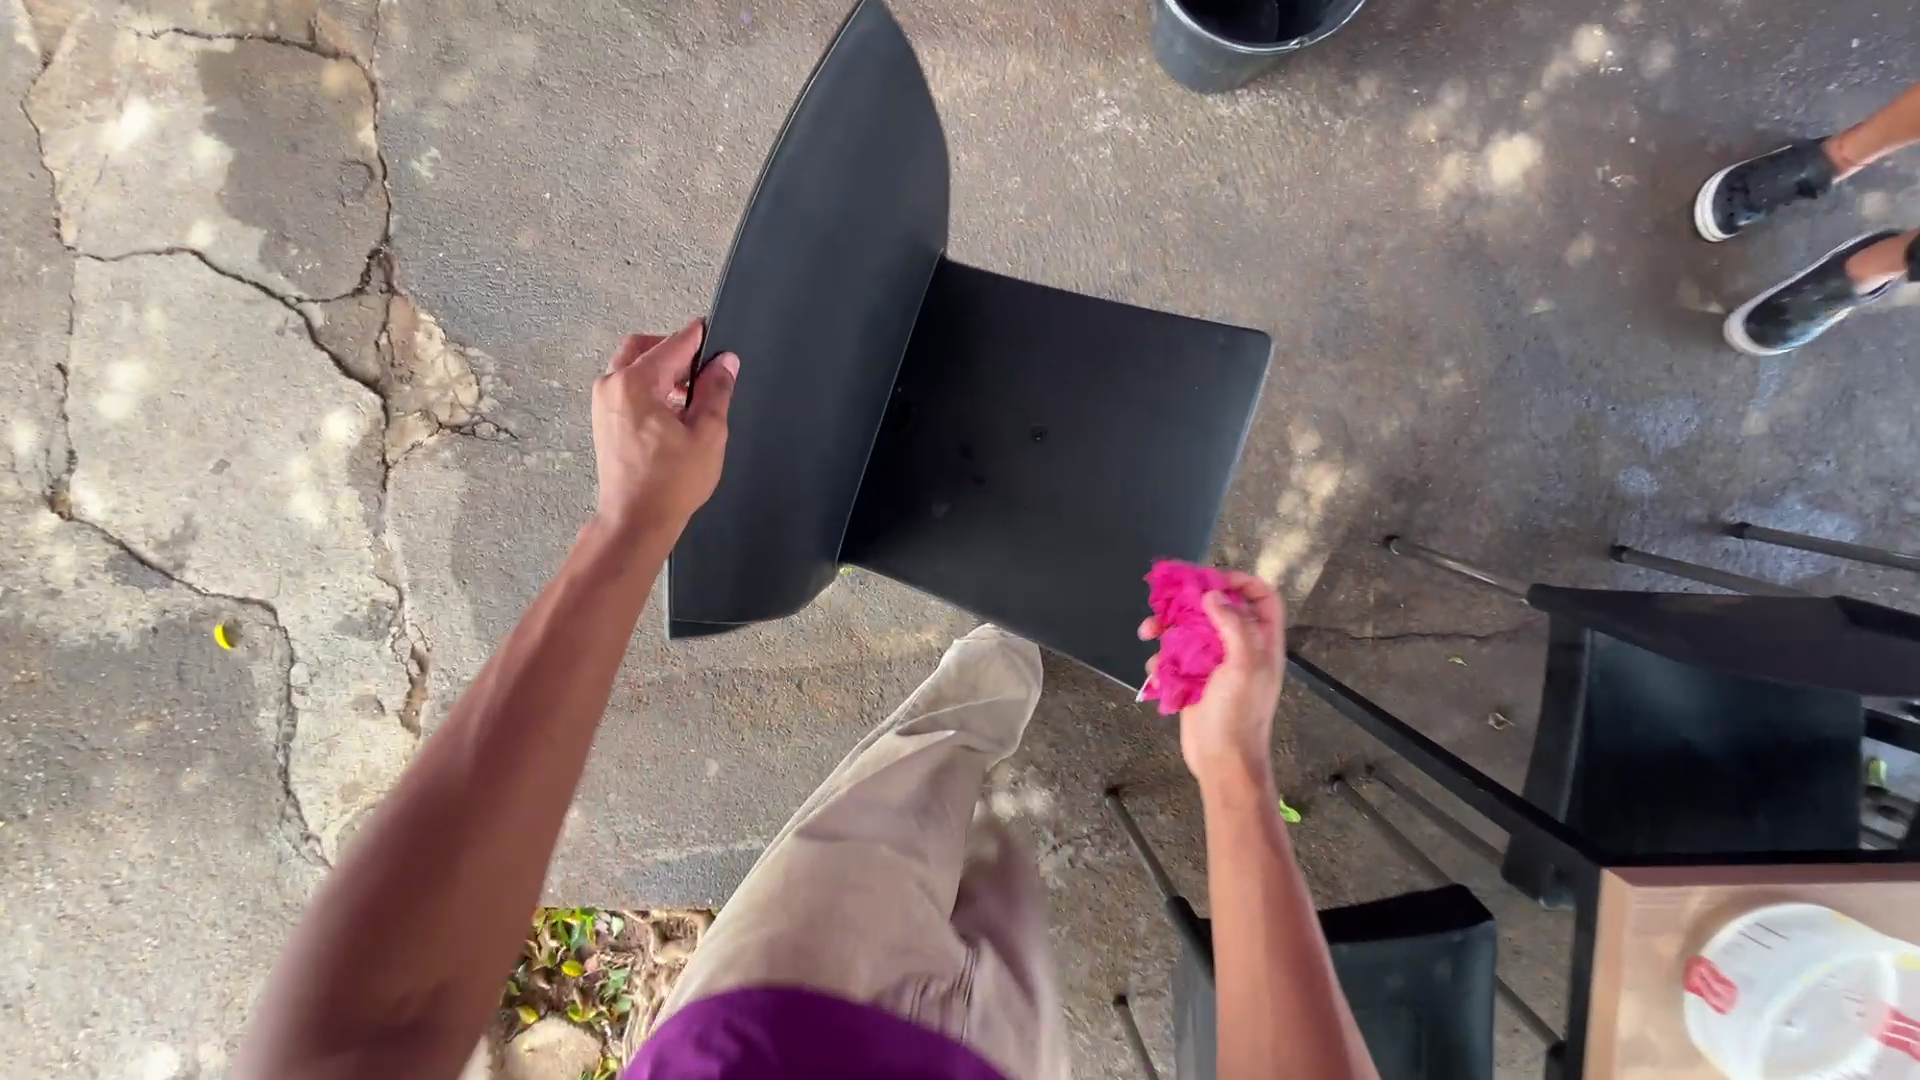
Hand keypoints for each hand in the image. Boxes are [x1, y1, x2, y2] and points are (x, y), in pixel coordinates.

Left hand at [591, 319, 738, 536]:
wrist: (637, 519)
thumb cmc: (670, 483)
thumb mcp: (708, 432)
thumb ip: (717, 391)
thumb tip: (725, 362)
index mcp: (635, 383)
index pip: (673, 345)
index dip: (697, 336)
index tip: (712, 329)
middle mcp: (612, 386)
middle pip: (644, 348)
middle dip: (675, 352)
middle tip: (704, 367)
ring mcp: (603, 403)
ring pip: (634, 368)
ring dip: (663, 372)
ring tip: (692, 397)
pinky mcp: (605, 420)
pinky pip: (627, 388)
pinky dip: (651, 389)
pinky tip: (674, 412)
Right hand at [1139, 572, 1286, 791]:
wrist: (1221, 759)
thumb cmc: (1238, 714)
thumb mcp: (1244, 665)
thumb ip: (1233, 625)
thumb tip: (1213, 594)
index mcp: (1261, 642)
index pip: (1261, 598)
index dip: (1241, 582)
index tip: (1211, 580)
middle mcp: (1239, 648)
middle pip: (1217, 608)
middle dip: (1189, 602)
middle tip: (1166, 599)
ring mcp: (1214, 664)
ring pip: (1189, 631)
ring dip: (1166, 628)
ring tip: (1147, 631)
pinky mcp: (1192, 679)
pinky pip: (1173, 658)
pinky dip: (1161, 659)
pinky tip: (1155, 669)